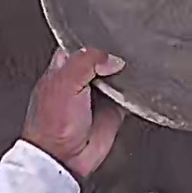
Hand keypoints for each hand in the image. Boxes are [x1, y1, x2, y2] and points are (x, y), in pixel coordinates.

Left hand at [22, 48, 127, 179]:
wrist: (63, 159)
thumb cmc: (52, 124)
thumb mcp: (64, 82)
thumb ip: (87, 62)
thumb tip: (113, 59)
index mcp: (64, 67)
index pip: (82, 43)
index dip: (95, 38)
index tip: (112, 33)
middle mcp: (82, 78)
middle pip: (104, 56)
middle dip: (115, 53)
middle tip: (127, 49)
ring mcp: (99, 93)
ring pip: (118, 73)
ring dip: (127, 71)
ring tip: (136, 64)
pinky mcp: (114, 108)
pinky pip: (130, 93)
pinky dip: (136, 89)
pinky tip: (139, 84)